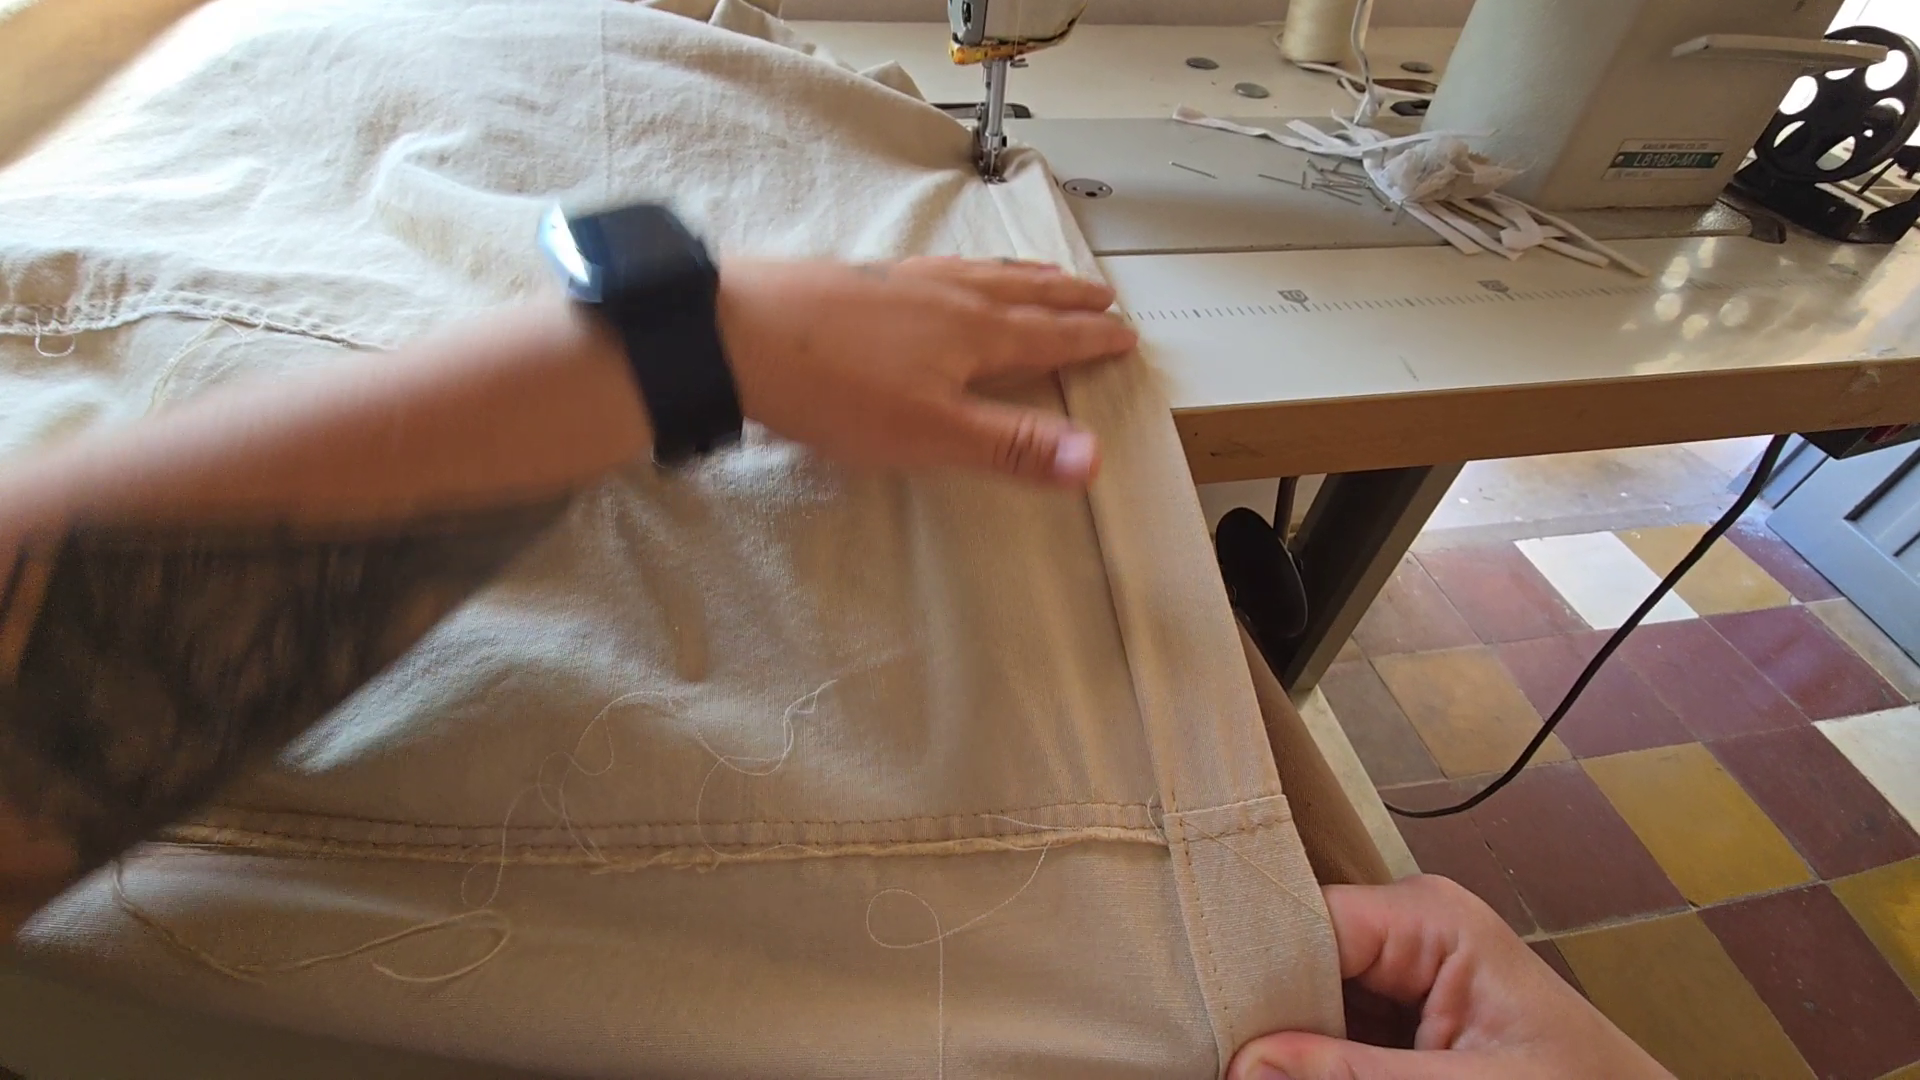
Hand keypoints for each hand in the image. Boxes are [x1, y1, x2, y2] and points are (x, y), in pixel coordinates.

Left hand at [715, 256, 1135, 486]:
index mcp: (973, 334)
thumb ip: (1011, 446)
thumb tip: (1096, 459)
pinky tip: (951, 274)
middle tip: (1101, 294)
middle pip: (1022, 295)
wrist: (737, 334)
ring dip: (1024, 277)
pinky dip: (969, 269)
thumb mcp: (931, 434)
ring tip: (1045, 275)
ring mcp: (904, 281)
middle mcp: (948, 297)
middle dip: (1066, 299)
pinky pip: (940, 268)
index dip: (1089, 339)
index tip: (1125, 335)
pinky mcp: (863, 277)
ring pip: (982, 275)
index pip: (1049, 337)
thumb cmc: (838, 391)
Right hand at [1231, 876, 1672, 1079]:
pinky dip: (1311, 1051)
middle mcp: (1404, 925)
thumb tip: (1244, 1065)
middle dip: (1267, 1006)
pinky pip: (1332, 1019)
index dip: (1258, 969)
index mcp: (1429, 917)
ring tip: (1245, 1057)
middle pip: (1301, 954)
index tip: (1216, 1019)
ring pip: (1308, 989)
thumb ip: (1355, 1077)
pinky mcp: (1398, 1006)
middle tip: (1223, 1047)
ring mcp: (1399, 965)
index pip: (1311, 922)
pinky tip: (1283, 1064)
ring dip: (1284, 1033)